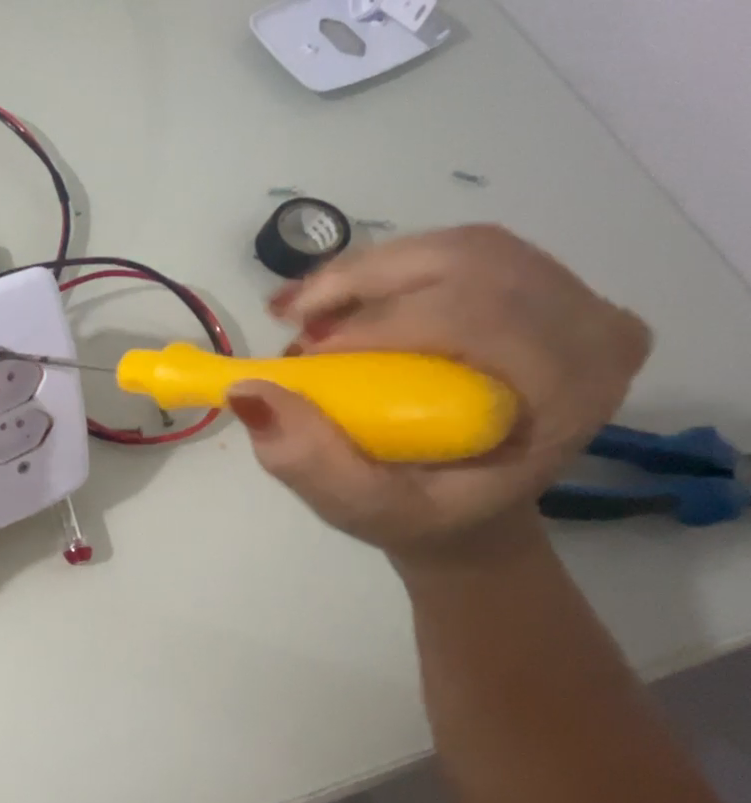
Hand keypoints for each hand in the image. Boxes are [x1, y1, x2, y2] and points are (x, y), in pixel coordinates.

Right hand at [230, 225, 651, 563]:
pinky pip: (459, 252)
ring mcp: (576, 302)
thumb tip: (248, 392)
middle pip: (470, 263)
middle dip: (363, 281)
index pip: (477, 316)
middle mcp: (592, 330)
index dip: (379, 323)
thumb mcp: (362, 508)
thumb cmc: (423, 516)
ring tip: (303, 311)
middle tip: (288, 318)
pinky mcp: (546, 288)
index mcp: (568, 388)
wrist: (472, 510)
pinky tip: (337, 301)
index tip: (303, 358)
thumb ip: (313, 461)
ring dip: (366, 271)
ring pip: (458, 248)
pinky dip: (385, 269)